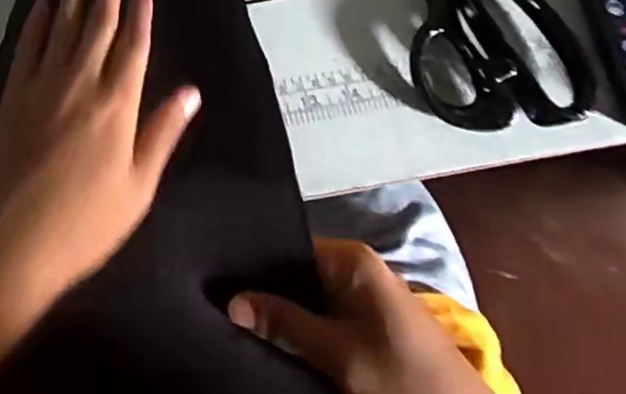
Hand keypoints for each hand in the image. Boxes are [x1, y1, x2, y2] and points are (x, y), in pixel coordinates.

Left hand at [0, 0, 202, 303]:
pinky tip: (41, 5)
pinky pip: (27, 48)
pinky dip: (35, 23)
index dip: (140, 15)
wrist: (13, 242)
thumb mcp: (139, 185)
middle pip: (99, 27)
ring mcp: (44, 86)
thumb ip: (163, 132)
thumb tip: (191, 91)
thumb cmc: (87, 220)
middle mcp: (83, 83)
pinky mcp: (15, 96)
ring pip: (62, 28)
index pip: (133, 46)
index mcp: (118, 103)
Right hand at [228, 237, 491, 393]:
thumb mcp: (340, 355)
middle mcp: (357, 270)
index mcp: (353, 259)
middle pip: (298, 275)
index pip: (292, 248)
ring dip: (284, 320)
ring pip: (309, 303)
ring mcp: (364, 301)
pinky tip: (275, 346)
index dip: (258, 266)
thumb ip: (287, 326)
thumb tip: (233, 302)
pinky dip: (303, 335)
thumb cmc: (403, 378)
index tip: (221, 281)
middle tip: (224, 308)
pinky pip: (324, 323)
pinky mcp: (368, 330)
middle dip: (268, 296)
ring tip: (238, 324)